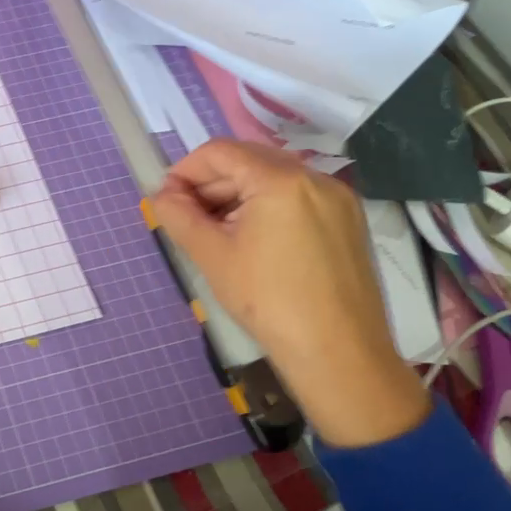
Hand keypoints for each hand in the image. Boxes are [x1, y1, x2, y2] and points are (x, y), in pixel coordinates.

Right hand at [152, 139, 429, 447]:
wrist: (340, 358)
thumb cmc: (269, 301)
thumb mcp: (210, 254)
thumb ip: (177, 213)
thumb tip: (163, 195)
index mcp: (281, 180)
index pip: (219, 152)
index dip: (186, 171)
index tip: (168, 200)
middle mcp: (315, 179)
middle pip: (247, 160)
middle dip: (211, 183)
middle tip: (188, 216)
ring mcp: (338, 200)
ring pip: (271, 178)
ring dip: (237, 195)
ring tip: (218, 232)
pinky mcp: (348, 222)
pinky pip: (296, 197)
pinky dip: (266, 207)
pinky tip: (252, 240)